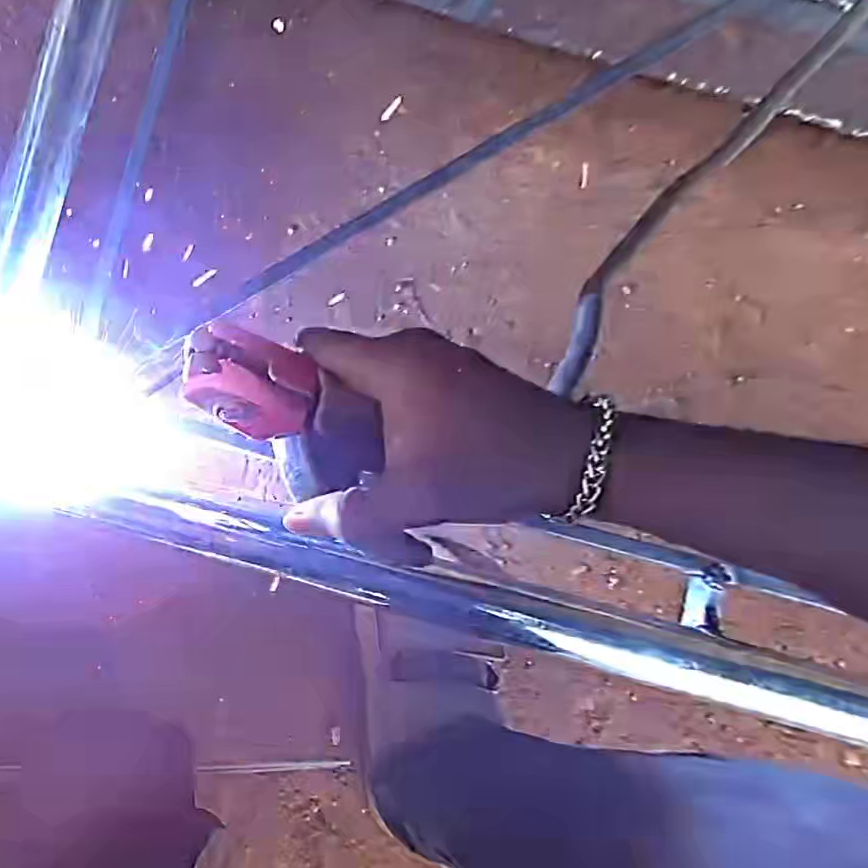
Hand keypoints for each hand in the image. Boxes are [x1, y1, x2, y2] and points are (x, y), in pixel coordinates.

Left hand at [0, 709, 219, 867]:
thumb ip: (198, 830)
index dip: (174, 777)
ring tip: (93, 803)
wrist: (58, 844)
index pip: (180, 748)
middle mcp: (132, 719)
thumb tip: (206, 823)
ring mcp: (89, 722)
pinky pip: (67, 746)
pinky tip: (64, 798)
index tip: (166, 807)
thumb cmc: (129, 848)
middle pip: (141, 737)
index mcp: (169, 741)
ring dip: (103, 761)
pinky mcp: (52, 734)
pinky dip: (68, 765)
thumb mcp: (179, 852)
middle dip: (137, 764)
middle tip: (129, 804)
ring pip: (104, 738)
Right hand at [283, 328, 591, 563]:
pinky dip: (389, 420)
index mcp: (388, 362)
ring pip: (369, 384)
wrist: (576, 459)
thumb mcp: (413, 497)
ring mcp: (435, 358)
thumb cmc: (487, 467)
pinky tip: (403, 461)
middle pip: (338, 373)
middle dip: (328, 420)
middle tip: (333, 465)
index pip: (313, 346)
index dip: (292, 380)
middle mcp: (407, 349)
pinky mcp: (455, 374)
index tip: (294, 427)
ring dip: (361, 426)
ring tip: (370, 472)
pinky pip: (400, 388)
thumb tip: (294, 521)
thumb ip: (349, 512)